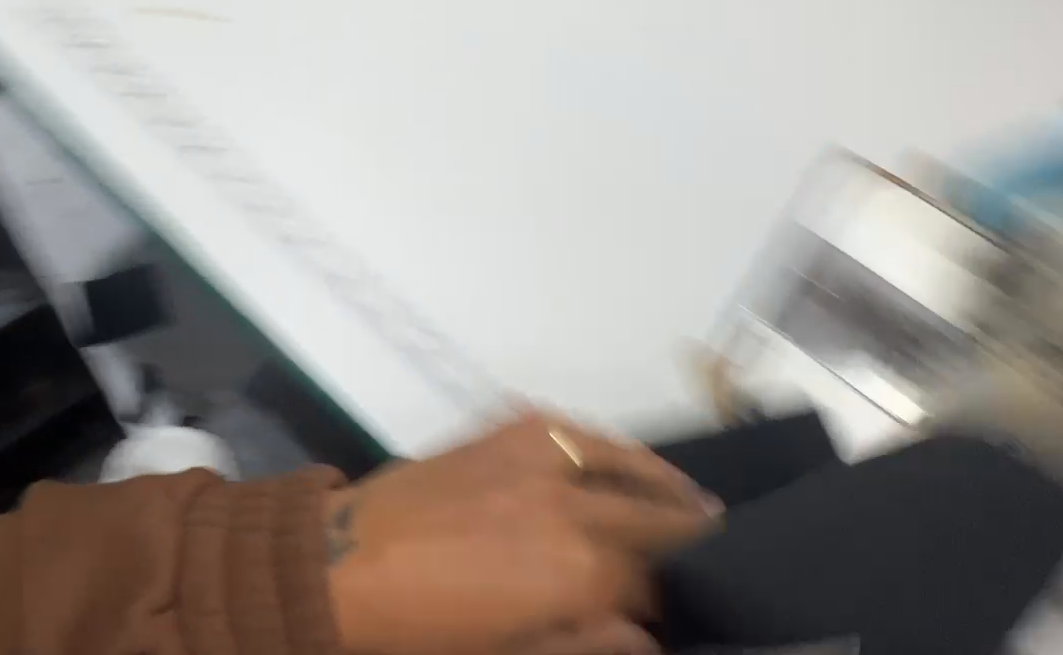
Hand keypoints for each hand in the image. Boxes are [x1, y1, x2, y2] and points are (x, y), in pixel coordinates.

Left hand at [325, 413, 718, 654]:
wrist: (344, 562)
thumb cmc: (427, 630)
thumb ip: (589, 643)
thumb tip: (645, 636)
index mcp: (576, 570)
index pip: (649, 582)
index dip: (667, 600)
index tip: (677, 608)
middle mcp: (565, 501)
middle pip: (646, 516)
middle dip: (683, 535)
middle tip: (718, 544)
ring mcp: (531, 454)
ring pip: (616, 457)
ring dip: (658, 480)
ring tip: (692, 499)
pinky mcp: (499, 428)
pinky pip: (567, 428)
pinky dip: (602, 444)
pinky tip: (617, 458)